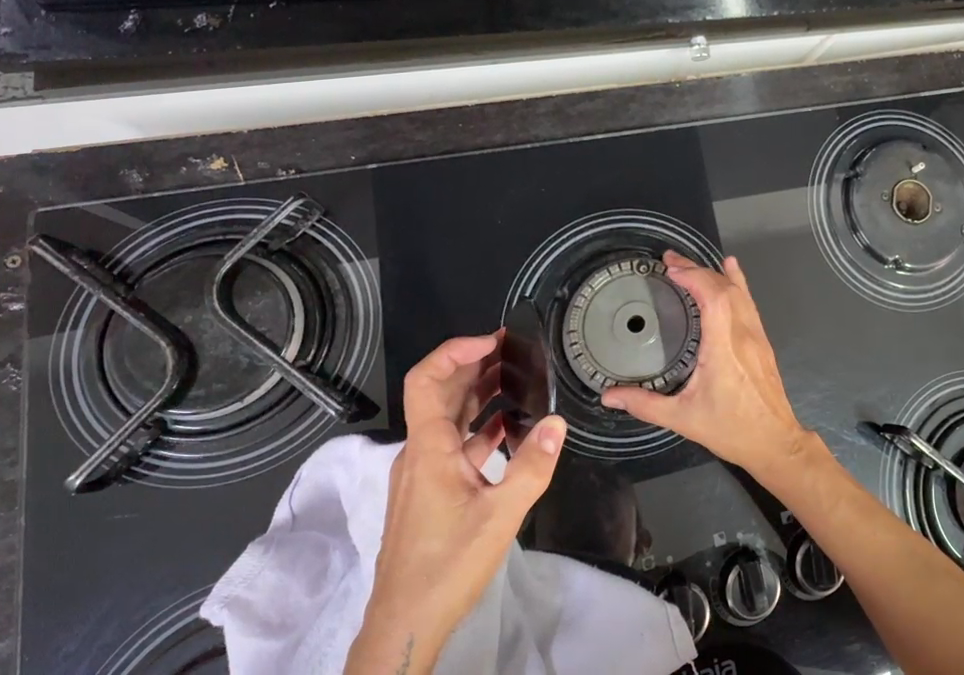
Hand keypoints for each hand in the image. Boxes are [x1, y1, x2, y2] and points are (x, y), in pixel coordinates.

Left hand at [351, 334, 566, 668]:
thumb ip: (531, 466)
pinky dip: (478, 429)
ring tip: (516, 380)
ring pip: (446, 421)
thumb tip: (557, 422)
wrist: (406, 621)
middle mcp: (418, 454)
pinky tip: (508, 430)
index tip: (493, 341)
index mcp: (428, 449)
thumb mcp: (501, 515)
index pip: (426, 380)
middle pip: (438, 394)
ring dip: (476, 396)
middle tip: (513, 351)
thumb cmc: (448, 565)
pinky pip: (452, 446)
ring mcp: (421, 475)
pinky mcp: (428, 494)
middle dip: (473, 367)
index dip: (455, 351)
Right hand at [601, 252, 812, 478]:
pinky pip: (749, 303)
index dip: (693, 276)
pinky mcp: (762, 342)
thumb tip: (609, 396)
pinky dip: (737, 283)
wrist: (774, 442)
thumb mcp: (682, 418)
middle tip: (670, 261)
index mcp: (724, 346)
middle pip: (724, 288)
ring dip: (715, 273)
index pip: (713, 296)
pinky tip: (732, 270)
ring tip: (691, 264)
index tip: (670, 268)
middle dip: (697, 269)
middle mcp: (743, 333)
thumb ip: (644, 404)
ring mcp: (757, 336)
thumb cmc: (730, 429)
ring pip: (740, 292)